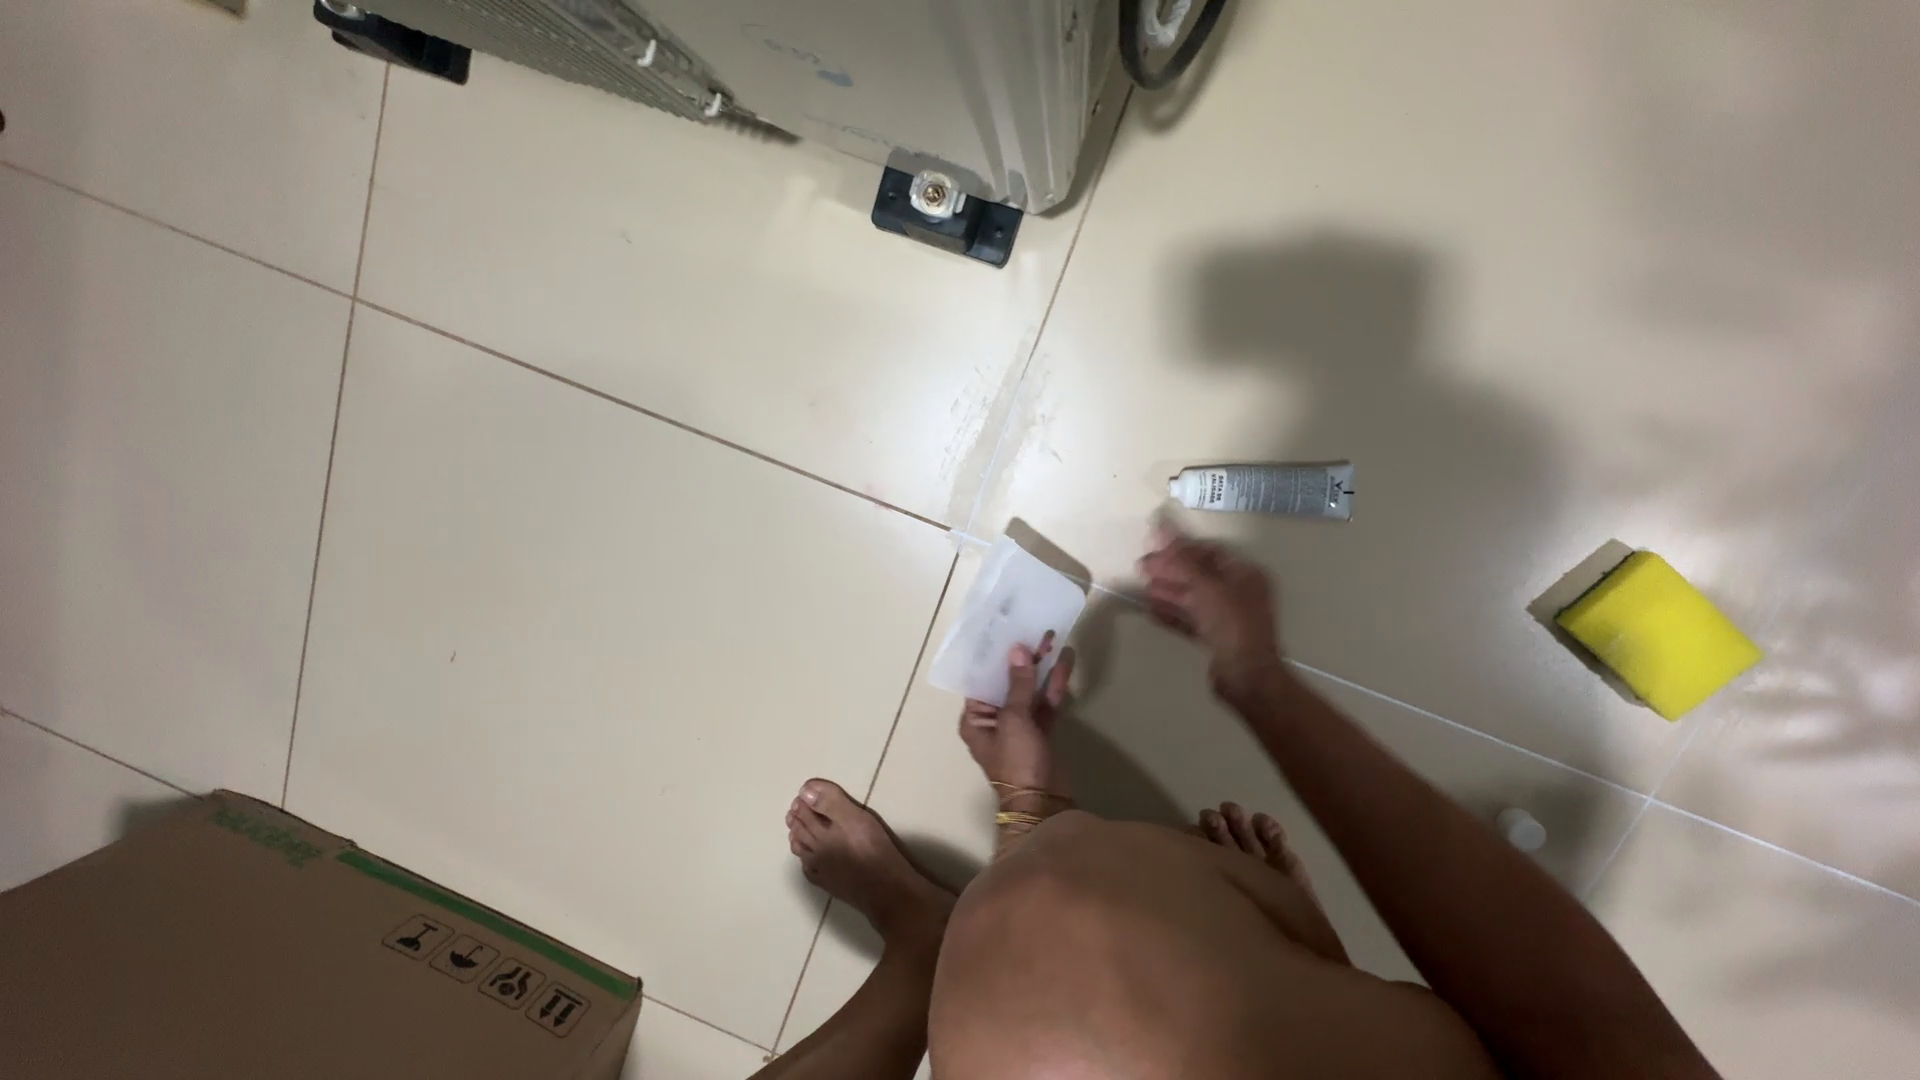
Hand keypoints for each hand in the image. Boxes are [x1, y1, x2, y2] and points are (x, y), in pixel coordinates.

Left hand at [958, 634, 1074, 795]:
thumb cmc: (1017, 760)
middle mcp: (994, 719)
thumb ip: (1018, 684)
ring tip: (1054, 639)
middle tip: (1039, 632)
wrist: (1044, 803)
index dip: (995, 656)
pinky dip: (1054, 685)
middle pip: (1009, 682)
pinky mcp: (1041, 731)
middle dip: (1024, 659)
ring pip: (1030, 690)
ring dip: (1042, 668)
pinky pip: (1046, 702)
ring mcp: (1019, 725)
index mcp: (976, 718)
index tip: (1006, 630)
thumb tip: (1018, 649)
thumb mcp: (1014, 719)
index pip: (982, 678)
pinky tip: (1065, 663)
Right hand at [1138, 527, 1285, 705]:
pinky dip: (1172, 613)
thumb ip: (1181, 558)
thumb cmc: (1230, 625)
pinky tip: (1151, 610)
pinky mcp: (1216, 638)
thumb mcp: (1205, 587)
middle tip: (1141, 567)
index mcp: (1244, 574)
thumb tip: (1160, 524)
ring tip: (1142, 586)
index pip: (1209, 551)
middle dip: (1170, 569)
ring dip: (1168, 590)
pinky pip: (1190, 619)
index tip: (1154, 545)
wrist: (1246, 677)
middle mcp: (1239, 592)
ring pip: (1193, 597)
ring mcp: (1228, 617)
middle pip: (1199, 574)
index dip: (1181, 547)